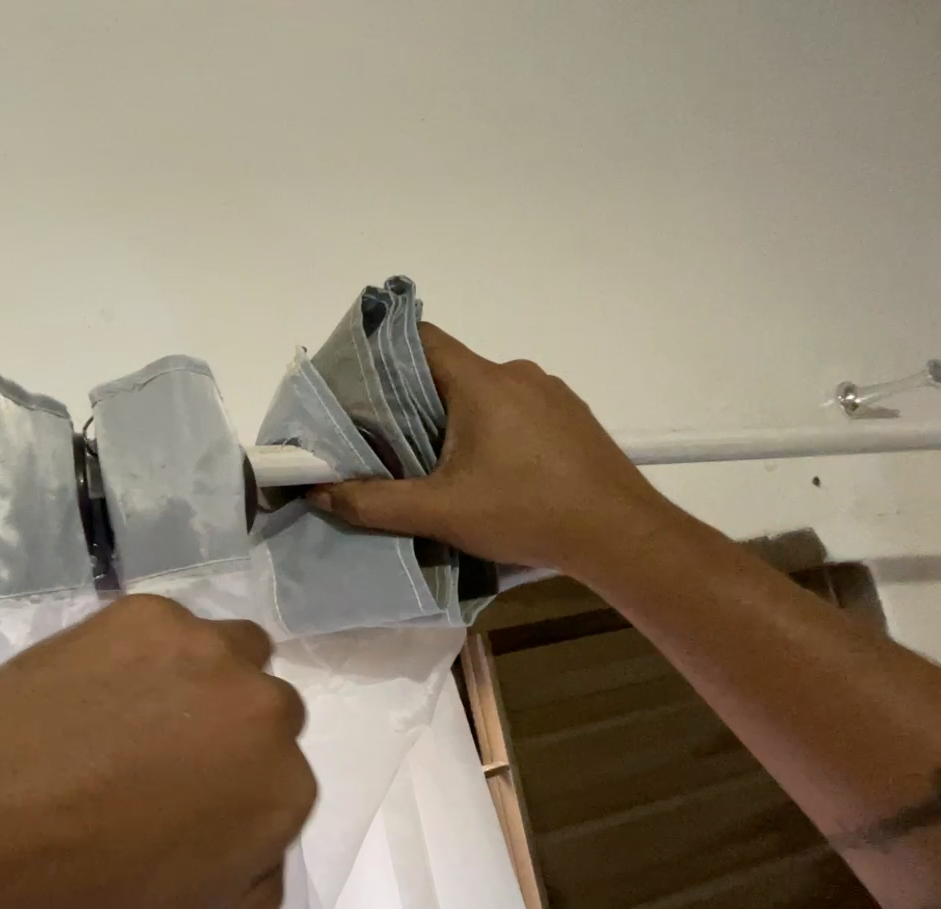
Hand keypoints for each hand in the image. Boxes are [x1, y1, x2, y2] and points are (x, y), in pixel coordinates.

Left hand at [0, 595, 313, 908]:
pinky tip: (88, 685)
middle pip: (261, 707)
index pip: (278, 778)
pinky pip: (164, 628)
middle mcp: (260, 708)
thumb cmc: (82, 899)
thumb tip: (261, 836)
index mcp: (282, 790)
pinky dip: (140, 650)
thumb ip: (257, 884)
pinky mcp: (143, 613)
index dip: (228, 790)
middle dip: (222, 729)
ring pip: (225, 652)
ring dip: (198, 677)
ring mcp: (201, 649)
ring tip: (126, 709)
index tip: (181, 799)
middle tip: (154, 752)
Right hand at [307, 322, 679, 574]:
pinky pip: (512, 408)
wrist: (622, 536)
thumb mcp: (438, 512)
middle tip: (383, 441)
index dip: (382, 354)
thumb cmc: (526, 513)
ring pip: (480, 392)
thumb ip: (372, 502)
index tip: (356, 387)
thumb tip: (318, 494)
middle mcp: (517, 374)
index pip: (421, 340)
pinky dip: (488, 428)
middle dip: (410, 401)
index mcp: (482, 383)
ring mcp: (549, 393)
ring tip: (435, 463)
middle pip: (446, 370)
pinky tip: (487, 471)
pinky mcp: (569, 416)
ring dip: (451, 418)